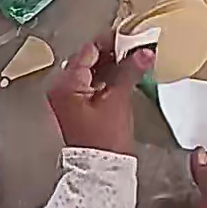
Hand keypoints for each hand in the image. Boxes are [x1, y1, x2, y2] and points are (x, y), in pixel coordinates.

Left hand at [46, 37, 153, 154]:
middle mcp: (62, 89)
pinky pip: (93, 84)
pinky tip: (127, 74)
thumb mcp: (118, 100)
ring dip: (113, 64)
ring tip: (135, 58)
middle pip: (89, 60)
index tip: (130, 36)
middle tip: (136, 46)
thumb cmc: (105, 139)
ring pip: (93, 71)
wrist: (102, 171)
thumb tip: (145, 52)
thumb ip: (130, 71)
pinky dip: (109, 77)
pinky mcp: (79, 107)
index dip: (110, 41)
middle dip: (113, 52)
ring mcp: (69, 99)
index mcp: (66, 85)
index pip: (89, 51)